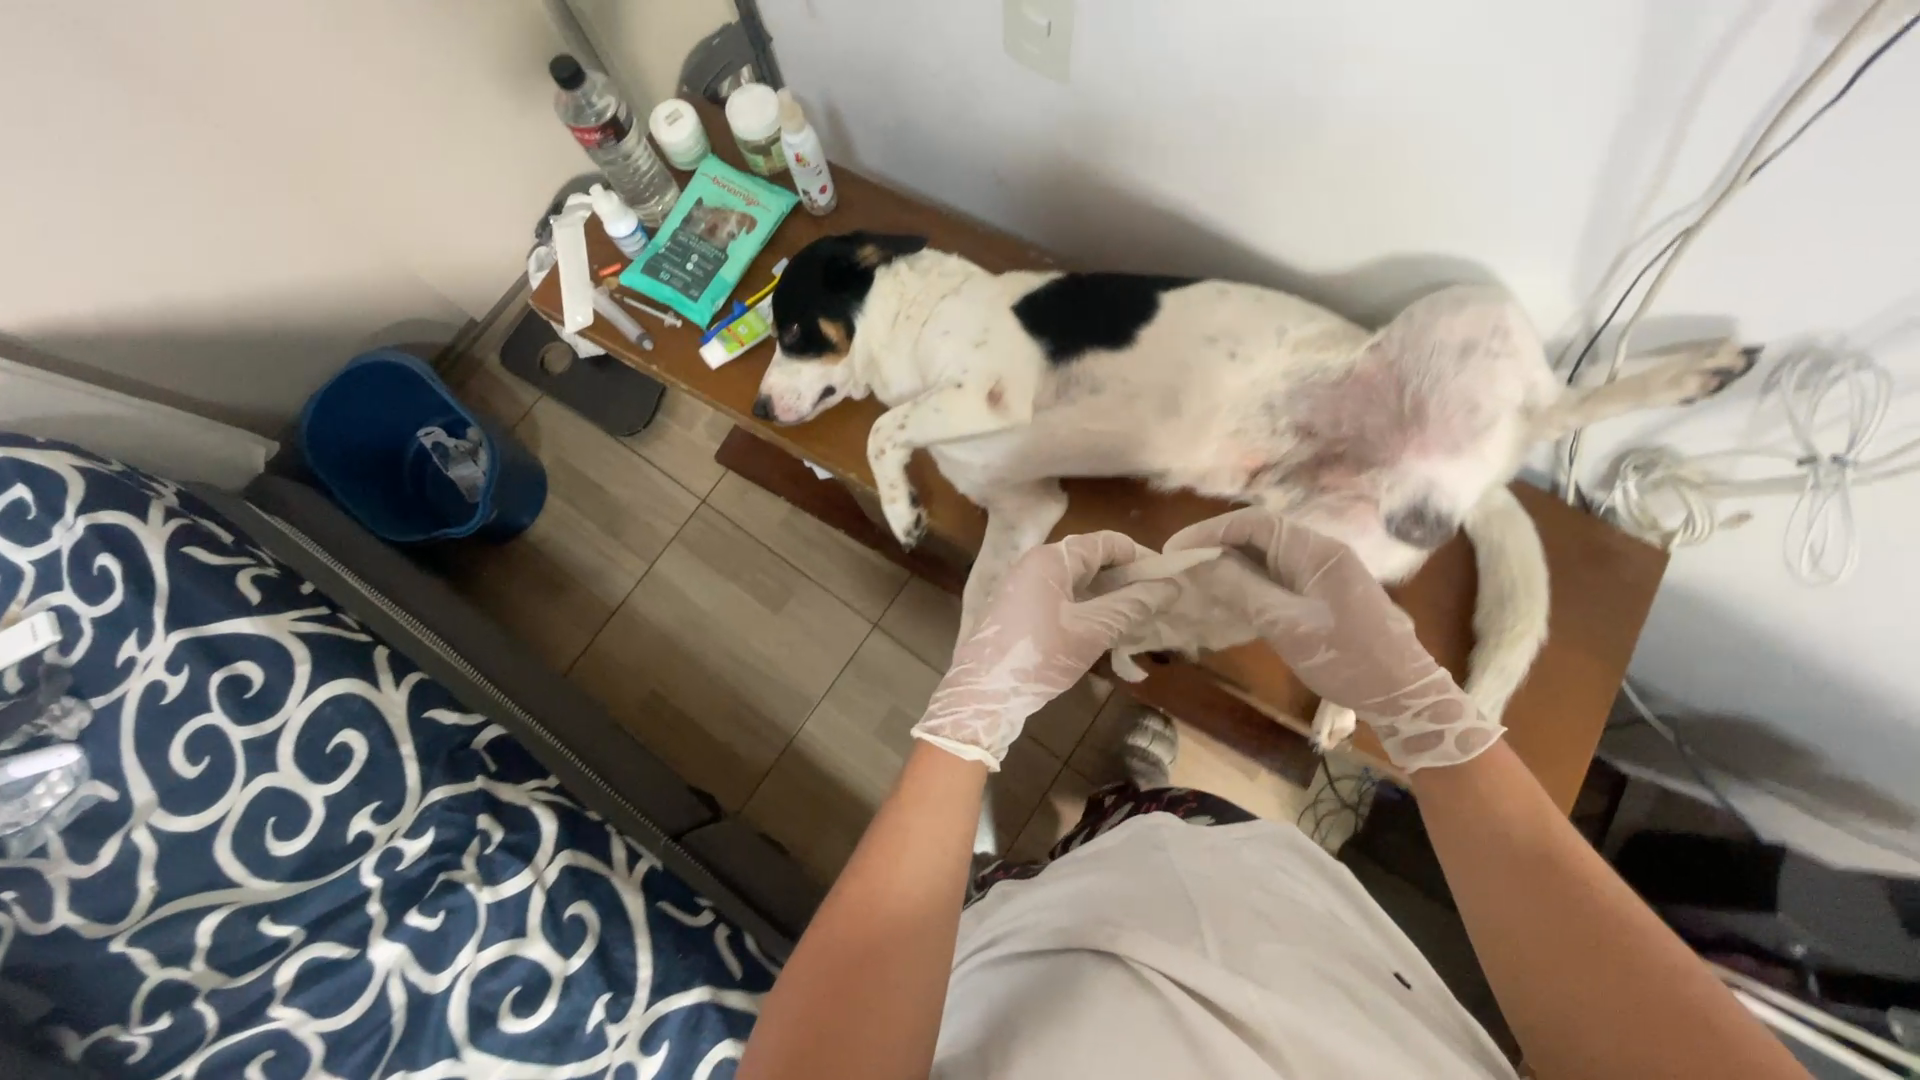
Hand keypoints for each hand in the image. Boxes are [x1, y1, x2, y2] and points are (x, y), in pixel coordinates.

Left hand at [912, 532, 1181, 768]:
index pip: (1107, 542)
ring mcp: (1025, 586)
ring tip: (1139, 620)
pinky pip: (1063, 599)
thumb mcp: (1093, 631)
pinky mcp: (1020, 609)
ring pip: (1078, 582)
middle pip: (1093, 560)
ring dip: (1108, 597)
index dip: (1141, 558)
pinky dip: (1087, 609)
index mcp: (1051, 558)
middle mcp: (1036, 563)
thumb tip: (1172, 586)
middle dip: (1126, 580)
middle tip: (1158, 605)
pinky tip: (1106, 631)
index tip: (1169, 581)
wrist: (983, 694)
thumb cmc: (1040, 655)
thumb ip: (1133, 605)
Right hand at [1165, 508, 1501, 769]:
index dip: (1209, 531)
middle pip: (1256, 535)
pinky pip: (1272, 577)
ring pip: (1262, 557)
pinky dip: (1244, 583)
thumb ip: (1242, 589)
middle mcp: (1317, 553)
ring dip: (1226, 565)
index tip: (1174, 550)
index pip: (1253, 522)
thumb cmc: (1348, 659)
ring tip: (1190, 580)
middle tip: (1176, 567)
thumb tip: (1200, 564)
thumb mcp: (1288, 626)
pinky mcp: (1317, 595)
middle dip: (1213, 546)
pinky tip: (1221, 598)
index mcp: (1316, 551)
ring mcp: (1318, 574)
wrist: (1403, 695)